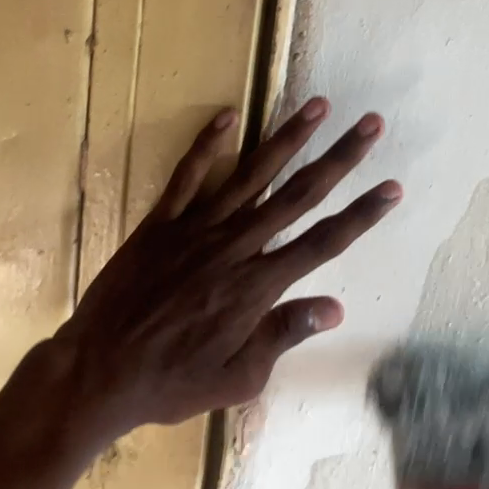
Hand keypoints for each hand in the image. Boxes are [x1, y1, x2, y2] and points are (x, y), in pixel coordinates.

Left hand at [47, 97, 400, 438]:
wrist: (96, 371)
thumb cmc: (171, 383)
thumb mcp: (236, 379)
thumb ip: (283, 335)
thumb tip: (336, 307)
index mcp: (257, 287)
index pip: (323, 243)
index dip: (361, 214)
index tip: (392, 186)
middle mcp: (235, 247)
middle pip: (298, 195)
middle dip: (339, 158)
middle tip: (370, 124)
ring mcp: (197, 228)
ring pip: (252, 173)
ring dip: (288, 137)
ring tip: (317, 105)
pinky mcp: (162, 220)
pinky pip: (189, 174)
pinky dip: (208, 143)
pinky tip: (228, 113)